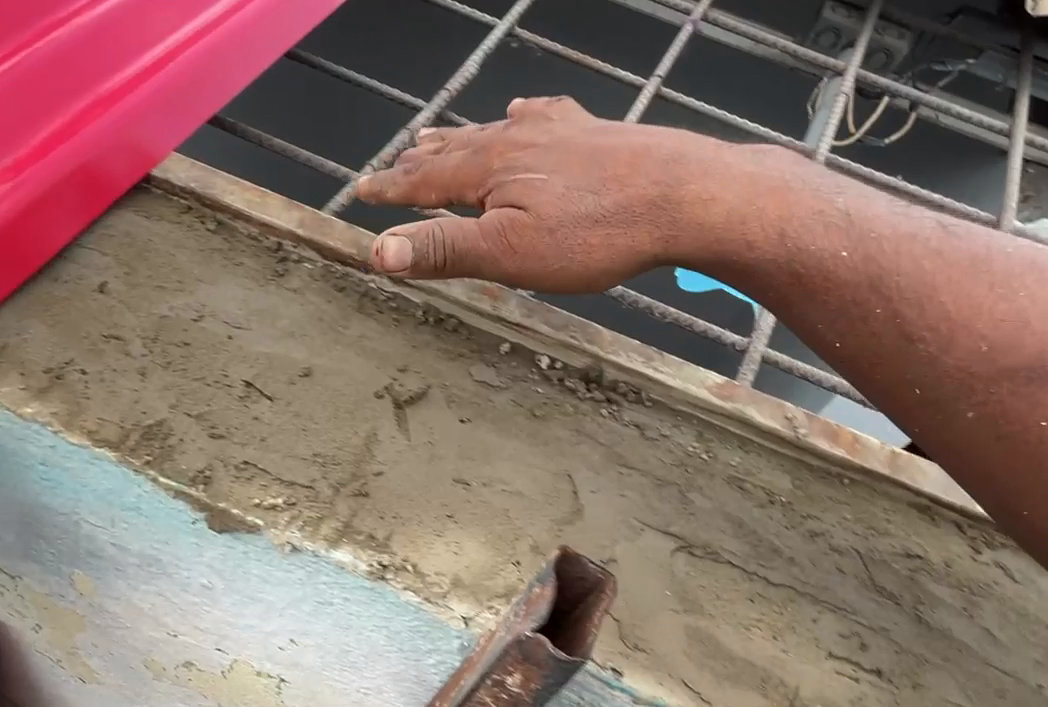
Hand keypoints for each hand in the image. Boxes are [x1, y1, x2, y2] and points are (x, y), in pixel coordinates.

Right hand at [356, 96, 738, 290]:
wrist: (685, 195)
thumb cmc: (594, 233)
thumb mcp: (508, 254)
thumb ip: (443, 250)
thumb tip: (378, 251)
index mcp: (489, 170)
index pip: (424, 180)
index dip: (390, 189)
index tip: (361, 191)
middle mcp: (517, 139)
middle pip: (454, 149)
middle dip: (419, 160)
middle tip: (393, 163)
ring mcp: (557, 131)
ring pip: (491, 130)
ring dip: (458, 137)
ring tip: (435, 136)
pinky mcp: (592, 133)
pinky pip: (541, 116)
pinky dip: (519, 117)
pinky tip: (520, 112)